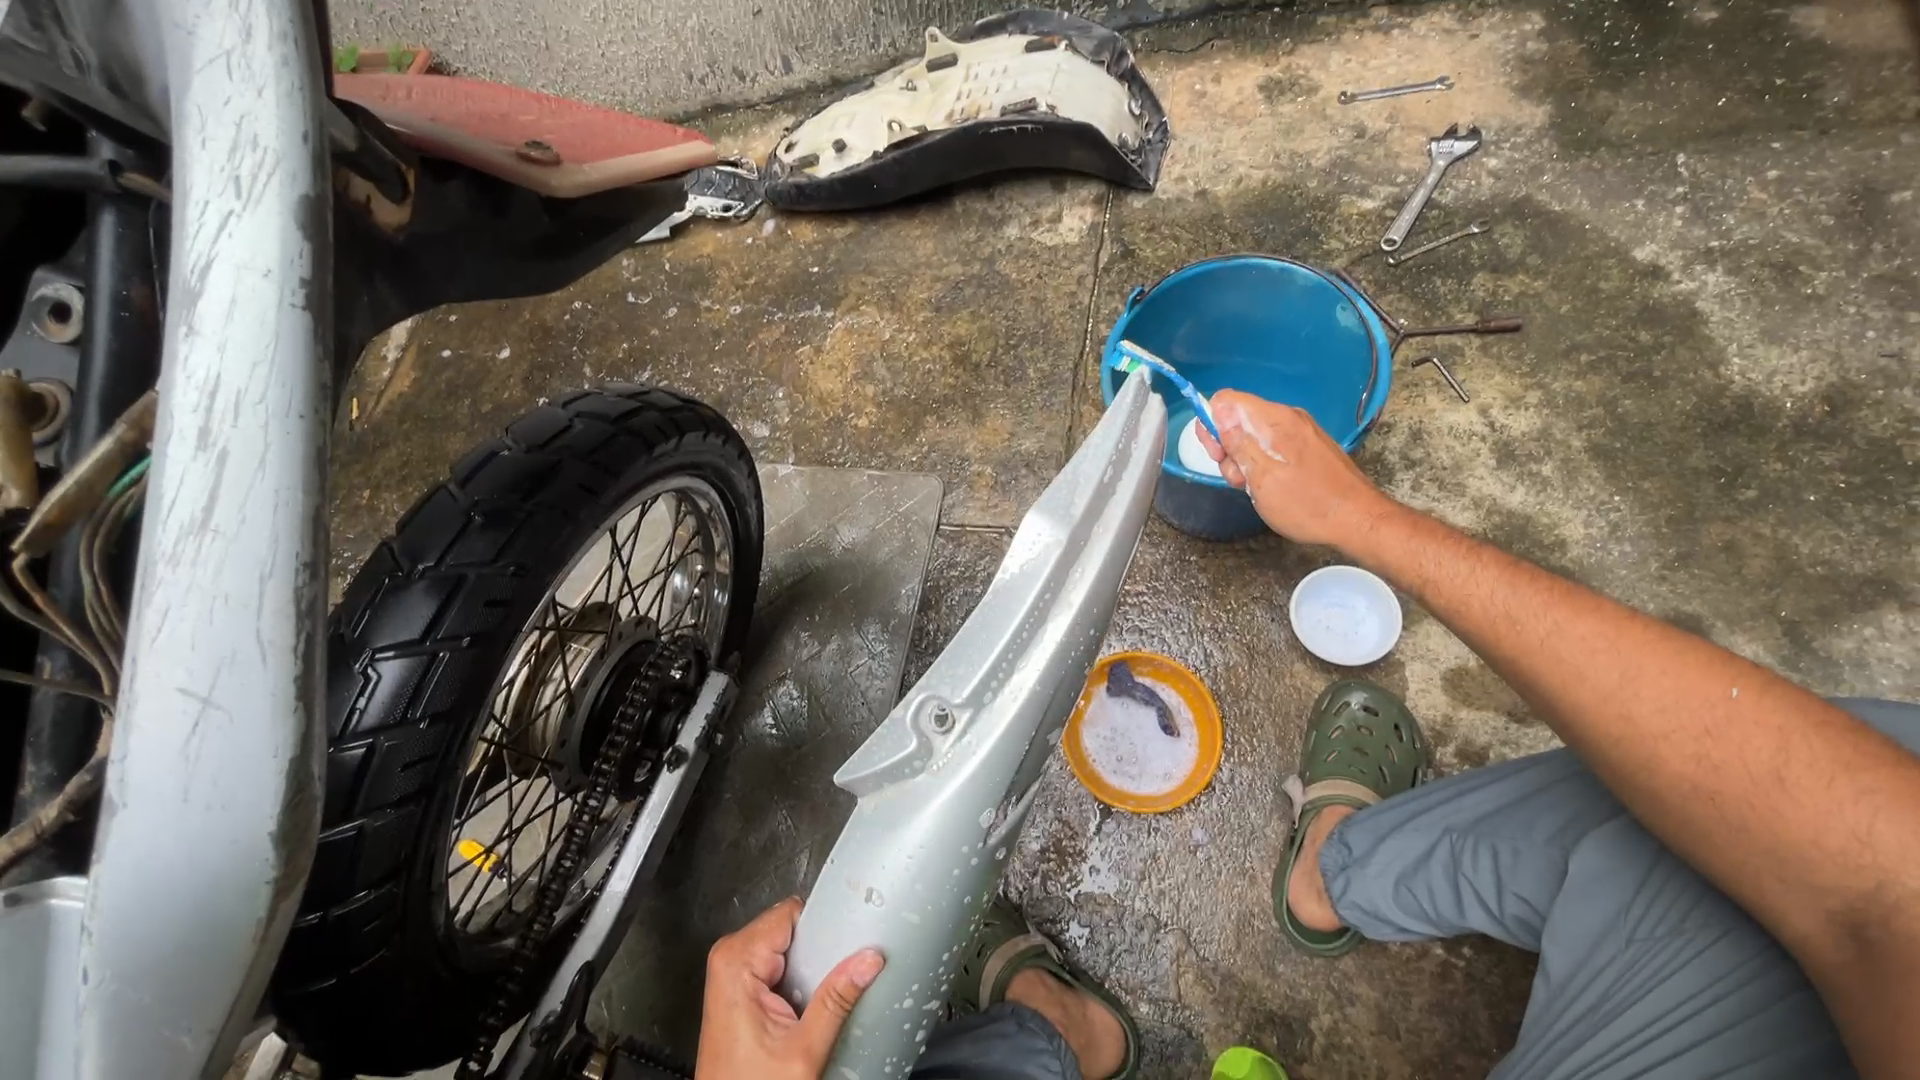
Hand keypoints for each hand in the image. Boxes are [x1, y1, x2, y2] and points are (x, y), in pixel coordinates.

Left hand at [694, 897, 884, 1079]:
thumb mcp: (804, 1049)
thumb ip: (836, 999)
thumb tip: (868, 959)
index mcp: (737, 960)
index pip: (790, 914)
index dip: (820, 926)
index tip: (847, 942)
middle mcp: (729, 958)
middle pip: (788, 927)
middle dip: (816, 949)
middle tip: (838, 977)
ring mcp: (731, 972)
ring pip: (785, 945)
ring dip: (808, 966)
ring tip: (822, 995)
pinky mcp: (737, 987)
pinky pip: (777, 962)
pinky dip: (797, 977)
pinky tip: (808, 1001)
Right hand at [1196, 390, 1391, 547]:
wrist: (1358, 520)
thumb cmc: (1307, 504)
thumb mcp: (1262, 477)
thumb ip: (1238, 442)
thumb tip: (1218, 411)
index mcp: (1275, 420)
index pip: (1227, 400)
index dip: (1212, 424)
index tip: (1217, 453)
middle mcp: (1288, 418)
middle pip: (1238, 418)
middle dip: (1228, 447)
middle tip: (1238, 477)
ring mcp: (1300, 431)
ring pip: (1254, 436)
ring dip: (1244, 461)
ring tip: (1256, 487)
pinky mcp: (1308, 446)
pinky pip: (1272, 446)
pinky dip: (1262, 464)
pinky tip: (1270, 486)